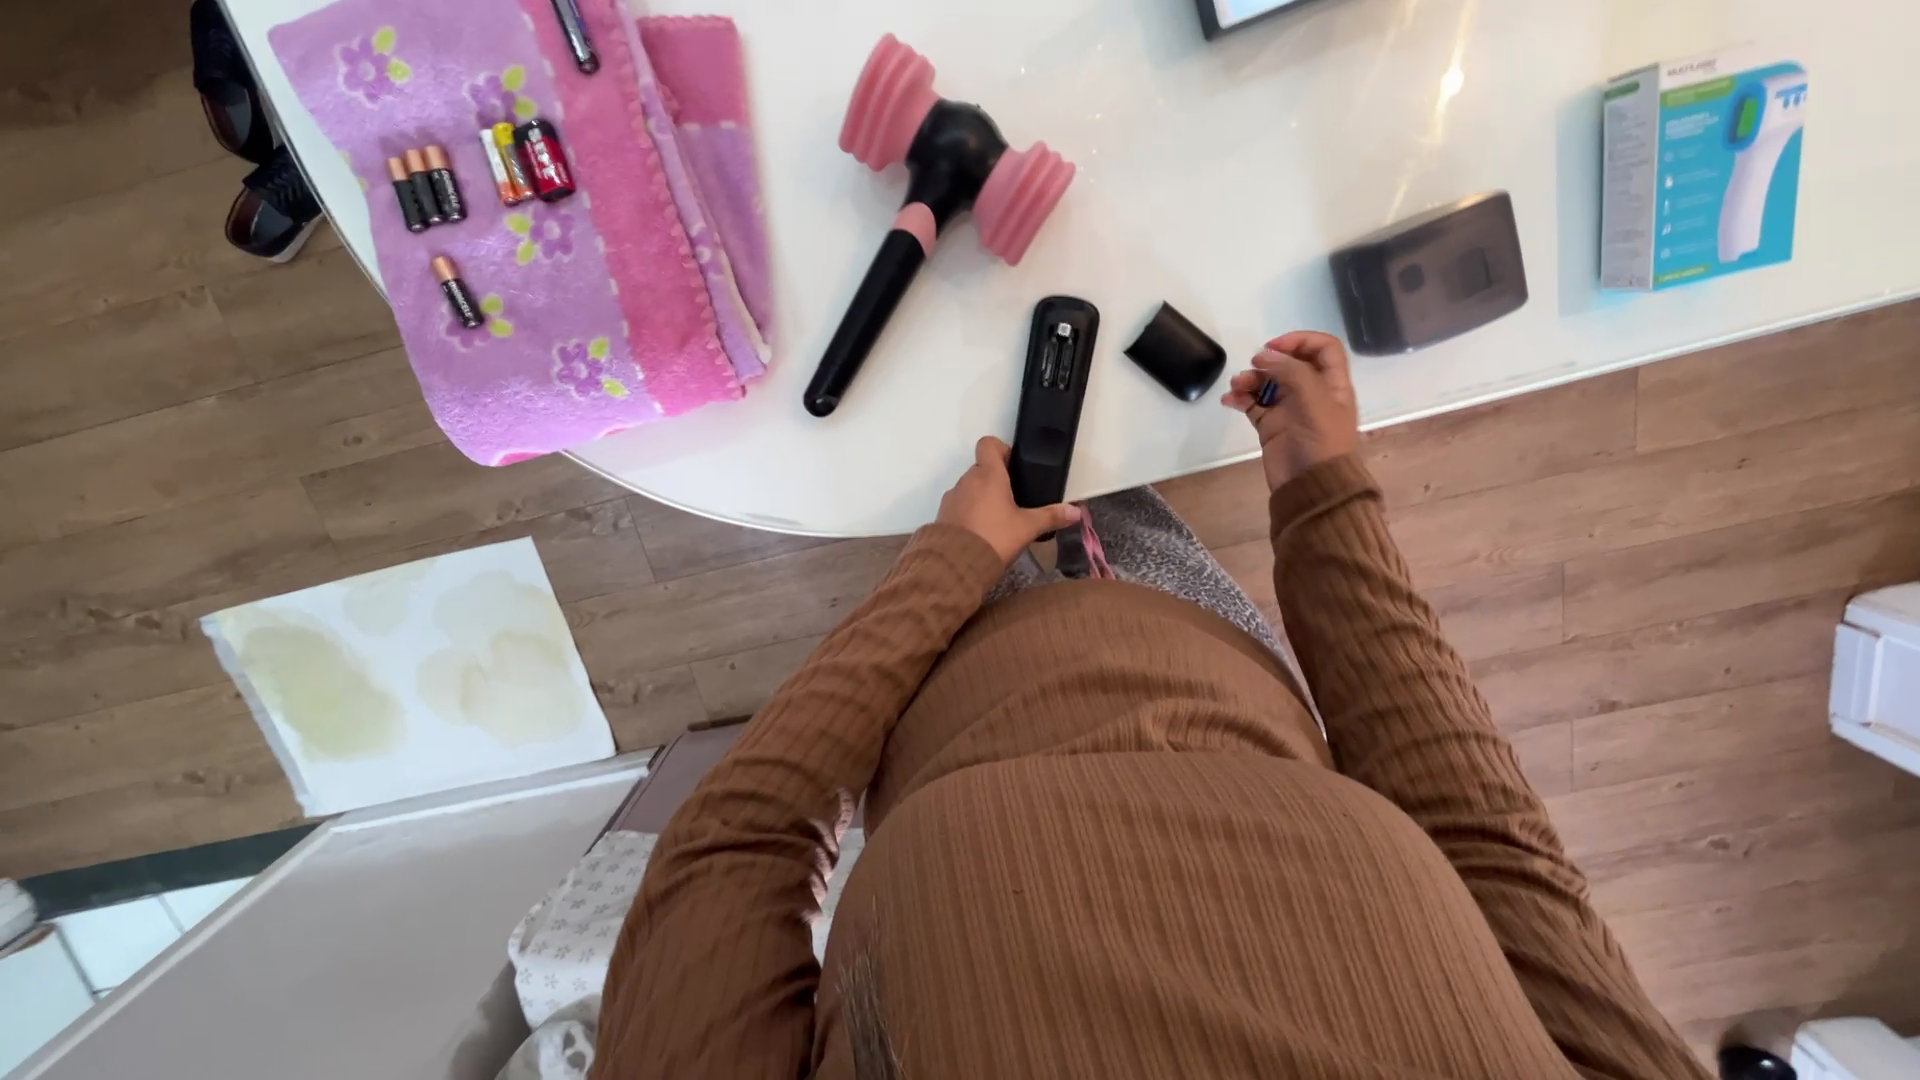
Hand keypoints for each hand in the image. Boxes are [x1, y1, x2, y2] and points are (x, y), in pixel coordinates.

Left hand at [937, 437, 1082, 564]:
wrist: (955, 565)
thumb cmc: (995, 537)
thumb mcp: (1027, 528)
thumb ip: (1051, 517)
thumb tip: (1077, 512)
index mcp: (988, 474)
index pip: (988, 443)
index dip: (1002, 450)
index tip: (1014, 468)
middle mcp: (966, 480)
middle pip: (982, 468)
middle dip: (997, 480)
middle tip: (1014, 500)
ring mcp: (952, 497)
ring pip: (970, 488)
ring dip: (982, 497)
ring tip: (999, 520)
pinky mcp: (942, 515)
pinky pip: (959, 505)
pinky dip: (970, 512)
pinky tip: (982, 532)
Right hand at [1220, 331, 1360, 491]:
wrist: (1311, 485)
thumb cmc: (1321, 441)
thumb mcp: (1313, 399)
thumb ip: (1290, 371)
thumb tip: (1263, 356)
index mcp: (1332, 384)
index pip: (1323, 348)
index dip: (1301, 340)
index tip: (1275, 346)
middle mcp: (1311, 393)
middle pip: (1291, 363)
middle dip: (1270, 360)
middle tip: (1254, 366)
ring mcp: (1289, 410)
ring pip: (1268, 383)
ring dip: (1250, 379)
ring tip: (1236, 386)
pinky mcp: (1271, 426)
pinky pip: (1253, 405)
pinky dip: (1240, 399)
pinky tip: (1229, 400)